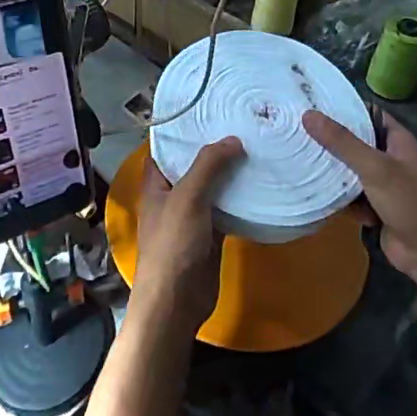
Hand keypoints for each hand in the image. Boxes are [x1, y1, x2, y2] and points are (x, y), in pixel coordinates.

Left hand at [135, 137, 244, 332]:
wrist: (176, 302)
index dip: (183, 132)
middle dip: (214, 150)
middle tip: (242, 126)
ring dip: (230, 174)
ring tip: (256, 148)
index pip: (166, 150)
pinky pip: (226, 210)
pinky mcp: (210, 235)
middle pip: (193, 167)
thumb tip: (232, 139)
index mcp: (156, 185)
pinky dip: (240, 200)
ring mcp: (192, 217)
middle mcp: (172, 197)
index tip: (209, 114)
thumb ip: (207, 167)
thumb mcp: (187, 198)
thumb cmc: (173, 246)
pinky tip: (260, 185)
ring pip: (213, 188)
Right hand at [303, 111, 416, 285]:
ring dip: (334, 174)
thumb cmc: (410, 202)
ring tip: (301, 163)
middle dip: (331, 142)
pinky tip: (321, 197)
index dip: (344, 108)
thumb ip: (343, 142)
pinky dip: (341, 198)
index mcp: (398, 141)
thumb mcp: (375, 168)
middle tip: (297, 133)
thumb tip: (309, 115)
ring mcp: (383, 184)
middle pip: (355, 144)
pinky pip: (350, 196)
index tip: (312, 103)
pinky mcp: (374, 207)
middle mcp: (390, 158)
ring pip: (350, 172)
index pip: (368, 114)